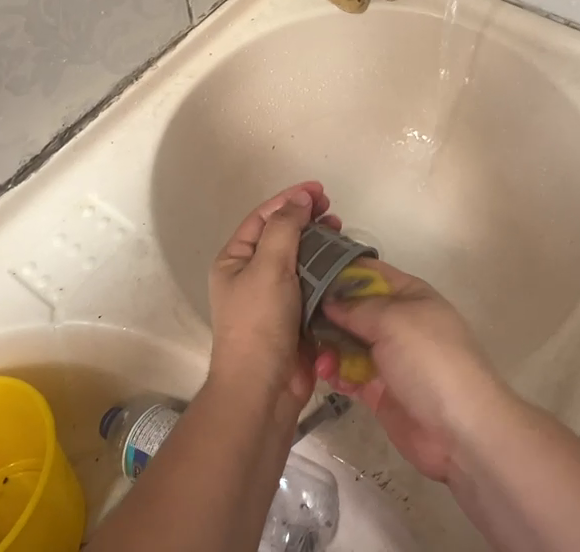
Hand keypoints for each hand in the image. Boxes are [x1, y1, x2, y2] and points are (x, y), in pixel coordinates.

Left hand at [207, 181, 338, 418]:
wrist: (262, 389)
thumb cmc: (259, 323)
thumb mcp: (268, 267)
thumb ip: (285, 228)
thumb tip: (300, 200)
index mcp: (235, 260)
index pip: (263, 217)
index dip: (290, 199)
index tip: (320, 190)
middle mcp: (251, 275)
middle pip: (282, 235)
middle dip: (307, 220)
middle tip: (335, 212)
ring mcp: (274, 298)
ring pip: (300, 260)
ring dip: (320, 244)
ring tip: (342, 234)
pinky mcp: (295, 318)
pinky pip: (312, 285)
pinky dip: (327, 272)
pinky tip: (344, 265)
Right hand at [315, 260, 510, 482]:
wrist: (459, 430)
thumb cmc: (429, 360)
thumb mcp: (393, 320)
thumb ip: (356, 307)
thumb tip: (328, 301)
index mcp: (408, 294)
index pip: (367, 272)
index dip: (337, 270)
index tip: (301, 272)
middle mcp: (397, 321)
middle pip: (353, 309)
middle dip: (325, 313)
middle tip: (296, 320)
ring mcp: (388, 357)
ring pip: (347, 342)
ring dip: (328, 347)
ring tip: (320, 359)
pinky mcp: (379, 390)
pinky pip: (349, 373)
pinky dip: (336, 373)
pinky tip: (326, 376)